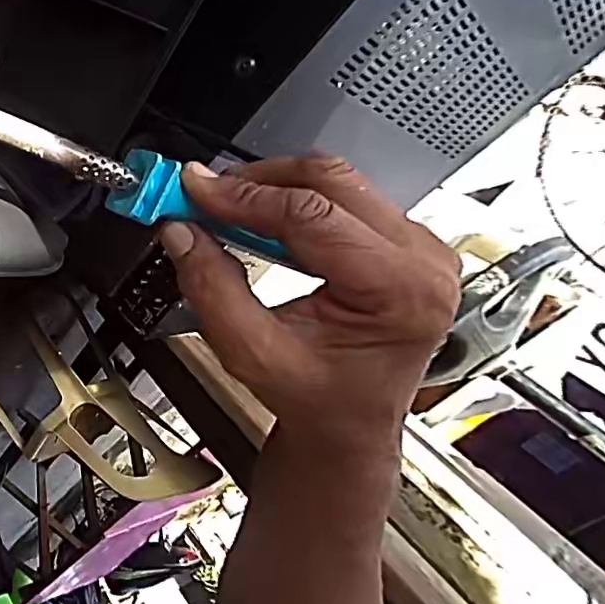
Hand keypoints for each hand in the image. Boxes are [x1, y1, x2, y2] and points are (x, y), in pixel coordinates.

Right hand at [157, 157, 459, 457]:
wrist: (348, 422)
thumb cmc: (318, 399)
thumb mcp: (251, 353)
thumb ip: (211, 288)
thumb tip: (182, 232)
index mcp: (400, 291)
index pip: (312, 215)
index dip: (244, 196)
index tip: (196, 189)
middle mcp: (422, 260)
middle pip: (329, 182)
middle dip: (256, 181)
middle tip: (204, 192)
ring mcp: (417, 247)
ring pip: (334, 181)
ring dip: (272, 186)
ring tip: (226, 207)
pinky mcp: (400, 241)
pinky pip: (341, 196)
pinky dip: (290, 199)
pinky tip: (259, 217)